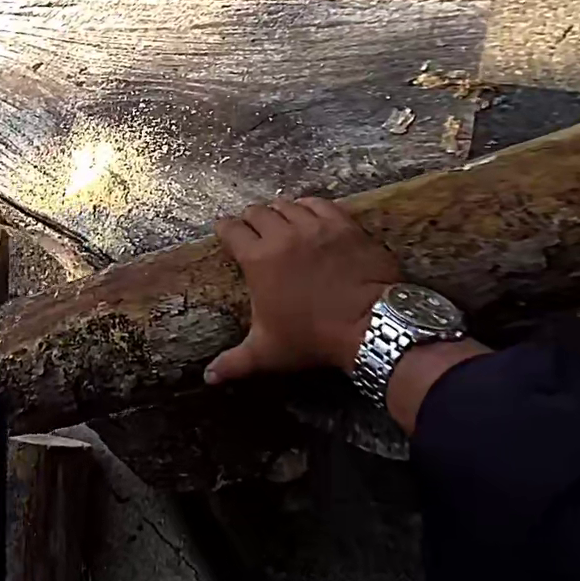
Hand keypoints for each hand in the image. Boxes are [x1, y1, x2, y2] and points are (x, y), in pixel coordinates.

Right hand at [206, 197, 399, 383]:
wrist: (371, 325)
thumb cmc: (313, 337)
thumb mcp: (268, 352)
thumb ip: (234, 362)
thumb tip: (208, 377)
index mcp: (257, 259)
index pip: (231, 229)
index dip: (224, 228)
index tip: (224, 230)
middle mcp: (282, 234)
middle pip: (257, 212)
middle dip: (250, 219)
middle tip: (252, 230)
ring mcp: (314, 226)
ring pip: (286, 205)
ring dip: (278, 212)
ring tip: (279, 221)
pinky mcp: (342, 224)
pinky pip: (318, 203)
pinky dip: (307, 206)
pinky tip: (307, 213)